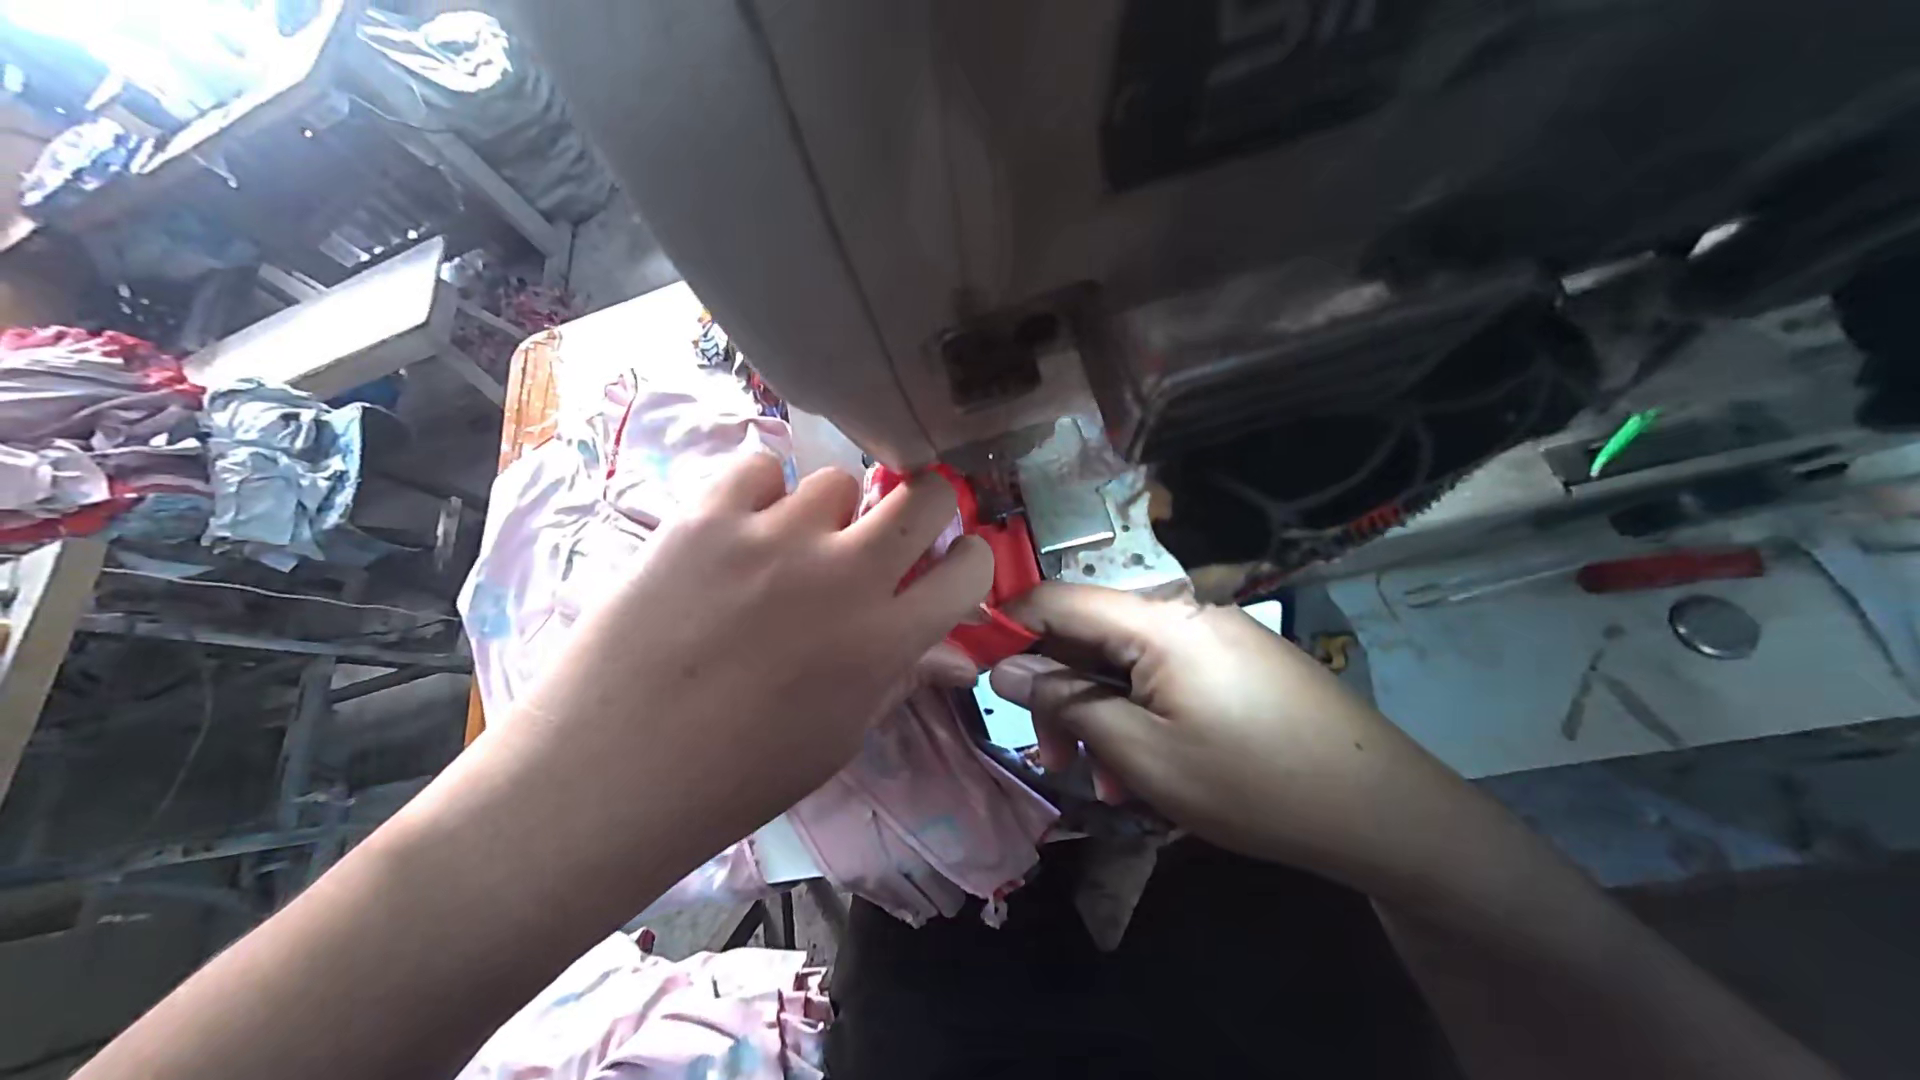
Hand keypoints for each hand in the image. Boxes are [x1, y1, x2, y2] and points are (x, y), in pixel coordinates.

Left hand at [472, 455, 993, 891]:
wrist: (610, 774)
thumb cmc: (738, 776)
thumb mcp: (840, 739)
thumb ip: (900, 679)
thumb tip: (951, 655)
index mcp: (884, 640)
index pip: (967, 569)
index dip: (969, 559)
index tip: (951, 563)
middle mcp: (844, 575)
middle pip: (924, 493)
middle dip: (928, 502)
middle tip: (898, 526)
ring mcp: (774, 538)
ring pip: (838, 479)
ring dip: (832, 510)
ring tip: (795, 542)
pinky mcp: (706, 518)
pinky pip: (760, 467)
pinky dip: (761, 492)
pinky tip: (741, 527)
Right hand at [990, 584, 1476, 888]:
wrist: (1386, 812)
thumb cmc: (1253, 784)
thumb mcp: (1142, 754)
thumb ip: (1065, 704)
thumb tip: (1002, 669)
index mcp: (1157, 621)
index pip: (1055, 599)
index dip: (1006, 628)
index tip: (976, 672)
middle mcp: (1183, 612)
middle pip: (1090, 634)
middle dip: (1059, 693)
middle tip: (1053, 757)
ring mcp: (1215, 635)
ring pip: (1125, 662)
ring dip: (1100, 714)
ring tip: (1109, 782)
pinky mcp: (1236, 661)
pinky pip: (1164, 675)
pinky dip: (1140, 713)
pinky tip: (1150, 767)